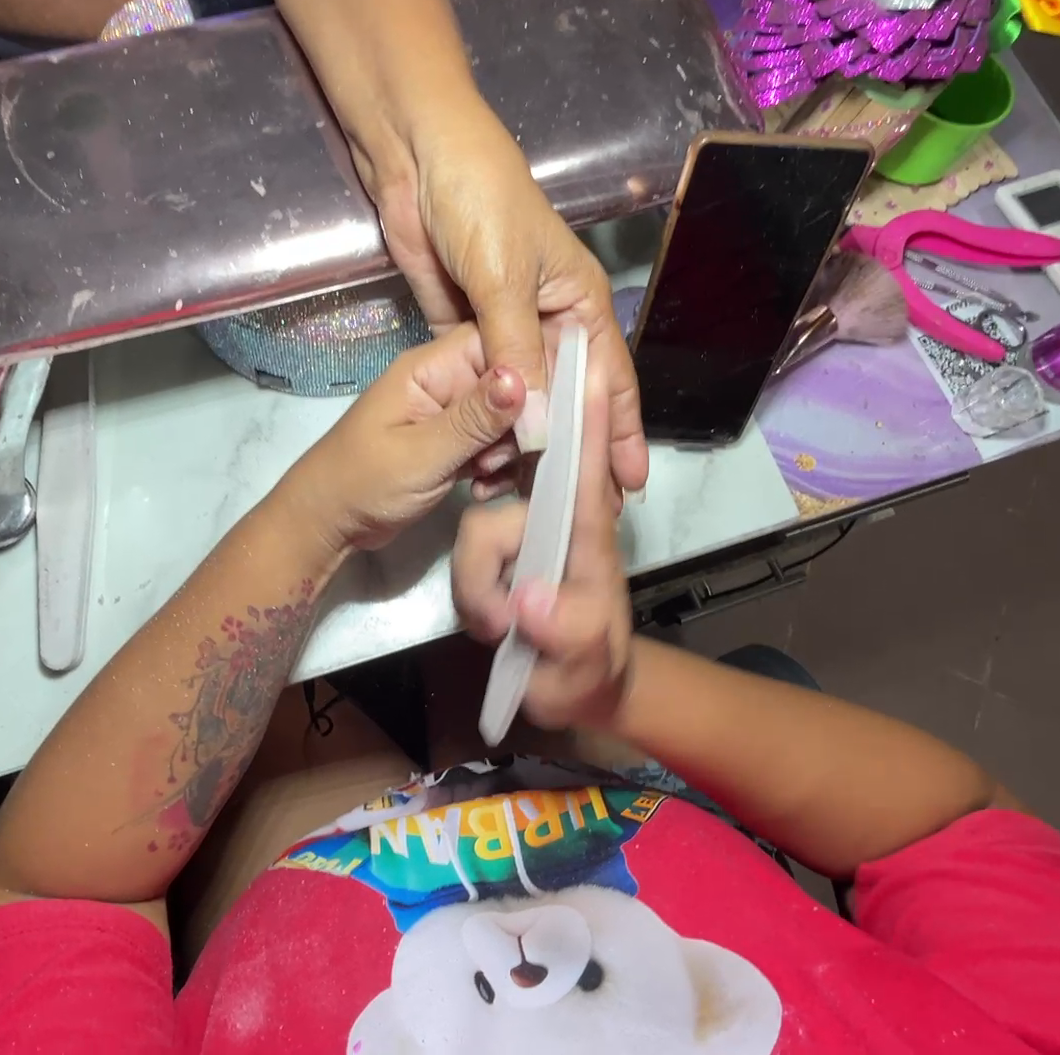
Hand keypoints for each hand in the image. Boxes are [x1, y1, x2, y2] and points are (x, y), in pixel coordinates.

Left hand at [280, 325, 525, 553]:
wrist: (327, 522)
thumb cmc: (362, 484)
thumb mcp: (420, 454)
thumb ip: (473, 419)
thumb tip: (522, 376)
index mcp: (431, 368)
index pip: (497, 342)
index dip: (530, 371)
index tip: (546, 414)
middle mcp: (445, 382)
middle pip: (510, 382)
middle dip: (520, 422)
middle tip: (502, 459)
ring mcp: (450, 415)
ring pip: (506, 418)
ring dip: (509, 451)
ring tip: (486, 477)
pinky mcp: (454, 444)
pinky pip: (493, 444)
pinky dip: (497, 467)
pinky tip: (483, 488)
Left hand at [363, 99, 647, 497]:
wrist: (416, 163)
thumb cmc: (478, 207)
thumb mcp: (504, 282)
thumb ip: (520, 355)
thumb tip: (543, 429)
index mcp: (577, 304)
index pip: (608, 378)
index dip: (619, 431)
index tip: (627, 481)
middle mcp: (547, 325)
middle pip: (567, 399)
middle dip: (574, 449)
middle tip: (580, 505)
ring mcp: (506, 336)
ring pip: (525, 402)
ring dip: (527, 444)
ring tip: (529, 494)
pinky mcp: (468, 340)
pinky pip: (486, 393)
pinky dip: (489, 426)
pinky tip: (487, 463)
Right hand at [451, 375, 633, 731]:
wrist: (576, 688)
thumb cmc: (592, 673)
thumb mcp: (588, 668)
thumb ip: (569, 636)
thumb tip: (530, 599)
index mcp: (587, 543)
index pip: (586, 478)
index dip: (587, 425)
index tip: (588, 371)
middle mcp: (552, 530)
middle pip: (498, 513)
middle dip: (484, 568)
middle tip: (497, 623)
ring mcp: (519, 543)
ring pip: (474, 539)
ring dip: (478, 593)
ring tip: (500, 633)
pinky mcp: (496, 561)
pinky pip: (466, 560)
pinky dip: (472, 596)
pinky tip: (492, 624)